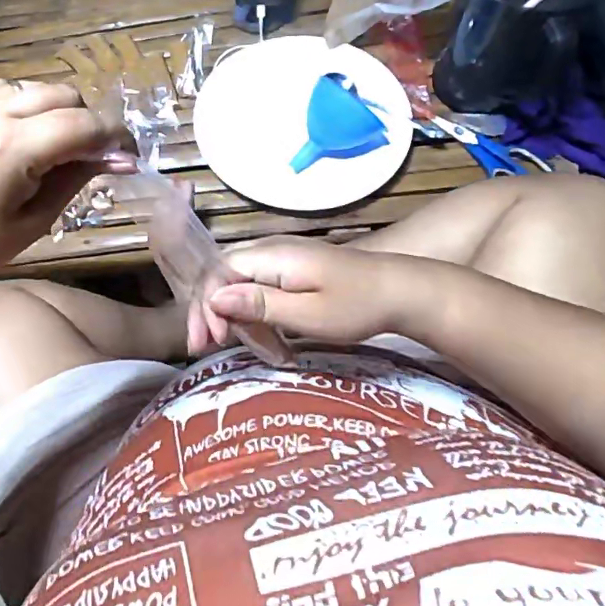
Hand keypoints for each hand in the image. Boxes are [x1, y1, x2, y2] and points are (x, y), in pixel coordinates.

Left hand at [0, 79, 124, 290]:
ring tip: (51, 141)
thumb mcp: (39, 216)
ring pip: (32, 85)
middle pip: (63, 94)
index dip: (112, 136)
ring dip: (53, 108)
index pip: (83, 124)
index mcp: (12, 148)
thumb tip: (124, 158)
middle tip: (88, 153)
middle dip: (86, 120)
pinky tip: (17, 129)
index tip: (125, 153)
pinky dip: (19, 101)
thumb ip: (81, 176)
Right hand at [204, 237, 420, 345]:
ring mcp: (280, 258)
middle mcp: (270, 250)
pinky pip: (260, 290)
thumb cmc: (357, 305)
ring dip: (244, 322)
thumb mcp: (308, 314)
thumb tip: (214, 298)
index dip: (206, 306)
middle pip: (224, 279)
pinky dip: (262, 318)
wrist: (398, 290)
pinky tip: (277, 344)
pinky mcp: (290, 269)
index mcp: (272, 256)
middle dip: (218, 316)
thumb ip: (260, 304)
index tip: (210, 342)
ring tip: (269, 355)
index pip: (217, 272)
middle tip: (220, 352)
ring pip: (241, 287)